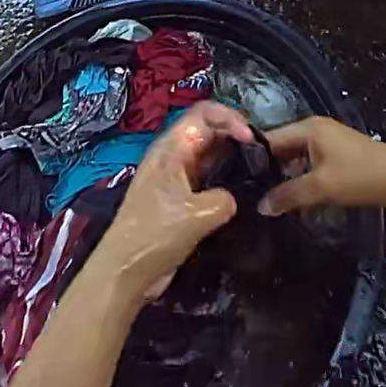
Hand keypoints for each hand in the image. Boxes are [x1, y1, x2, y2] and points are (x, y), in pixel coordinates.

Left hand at [92, 102, 250, 302]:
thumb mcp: (197, 215)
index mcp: (171, 148)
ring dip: (232, 156)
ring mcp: (175, 176)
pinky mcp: (179, 197)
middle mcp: (173, 155)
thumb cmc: (155, 236)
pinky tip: (242, 190)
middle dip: (235, 134)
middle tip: (261, 152)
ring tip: (257, 169)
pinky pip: (207, 175)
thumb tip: (232, 199)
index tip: (251, 139)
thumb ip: (224, 199)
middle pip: (208, 129)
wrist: (124, 273)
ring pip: (209, 153)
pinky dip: (225, 176)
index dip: (231, 117)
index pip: (204, 113)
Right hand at [259, 116, 385, 214]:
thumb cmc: (359, 177)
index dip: (252, 156)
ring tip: (264, 197)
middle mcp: (314, 129)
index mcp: (307, 128)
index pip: (269, 138)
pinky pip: (308, 164)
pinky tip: (291, 197)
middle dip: (267, 168)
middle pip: (281, 147)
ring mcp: (327, 142)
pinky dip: (299, 178)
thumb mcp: (320, 187)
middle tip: (247, 191)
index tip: (235, 177)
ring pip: (295, 158)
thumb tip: (261, 207)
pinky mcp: (336, 155)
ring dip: (284, 176)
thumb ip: (288, 195)